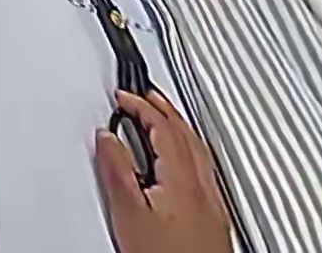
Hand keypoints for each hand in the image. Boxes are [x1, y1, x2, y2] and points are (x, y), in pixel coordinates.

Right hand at [94, 91, 232, 252]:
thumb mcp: (128, 213)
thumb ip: (116, 169)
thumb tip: (107, 137)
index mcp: (183, 182)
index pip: (164, 128)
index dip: (141, 105)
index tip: (122, 97)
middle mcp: (204, 192)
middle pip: (188, 137)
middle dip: (164, 110)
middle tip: (144, 96)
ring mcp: (213, 210)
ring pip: (199, 155)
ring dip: (178, 129)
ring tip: (159, 117)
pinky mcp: (215, 226)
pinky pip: (204, 173)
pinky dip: (188, 153)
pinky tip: (176, 162)